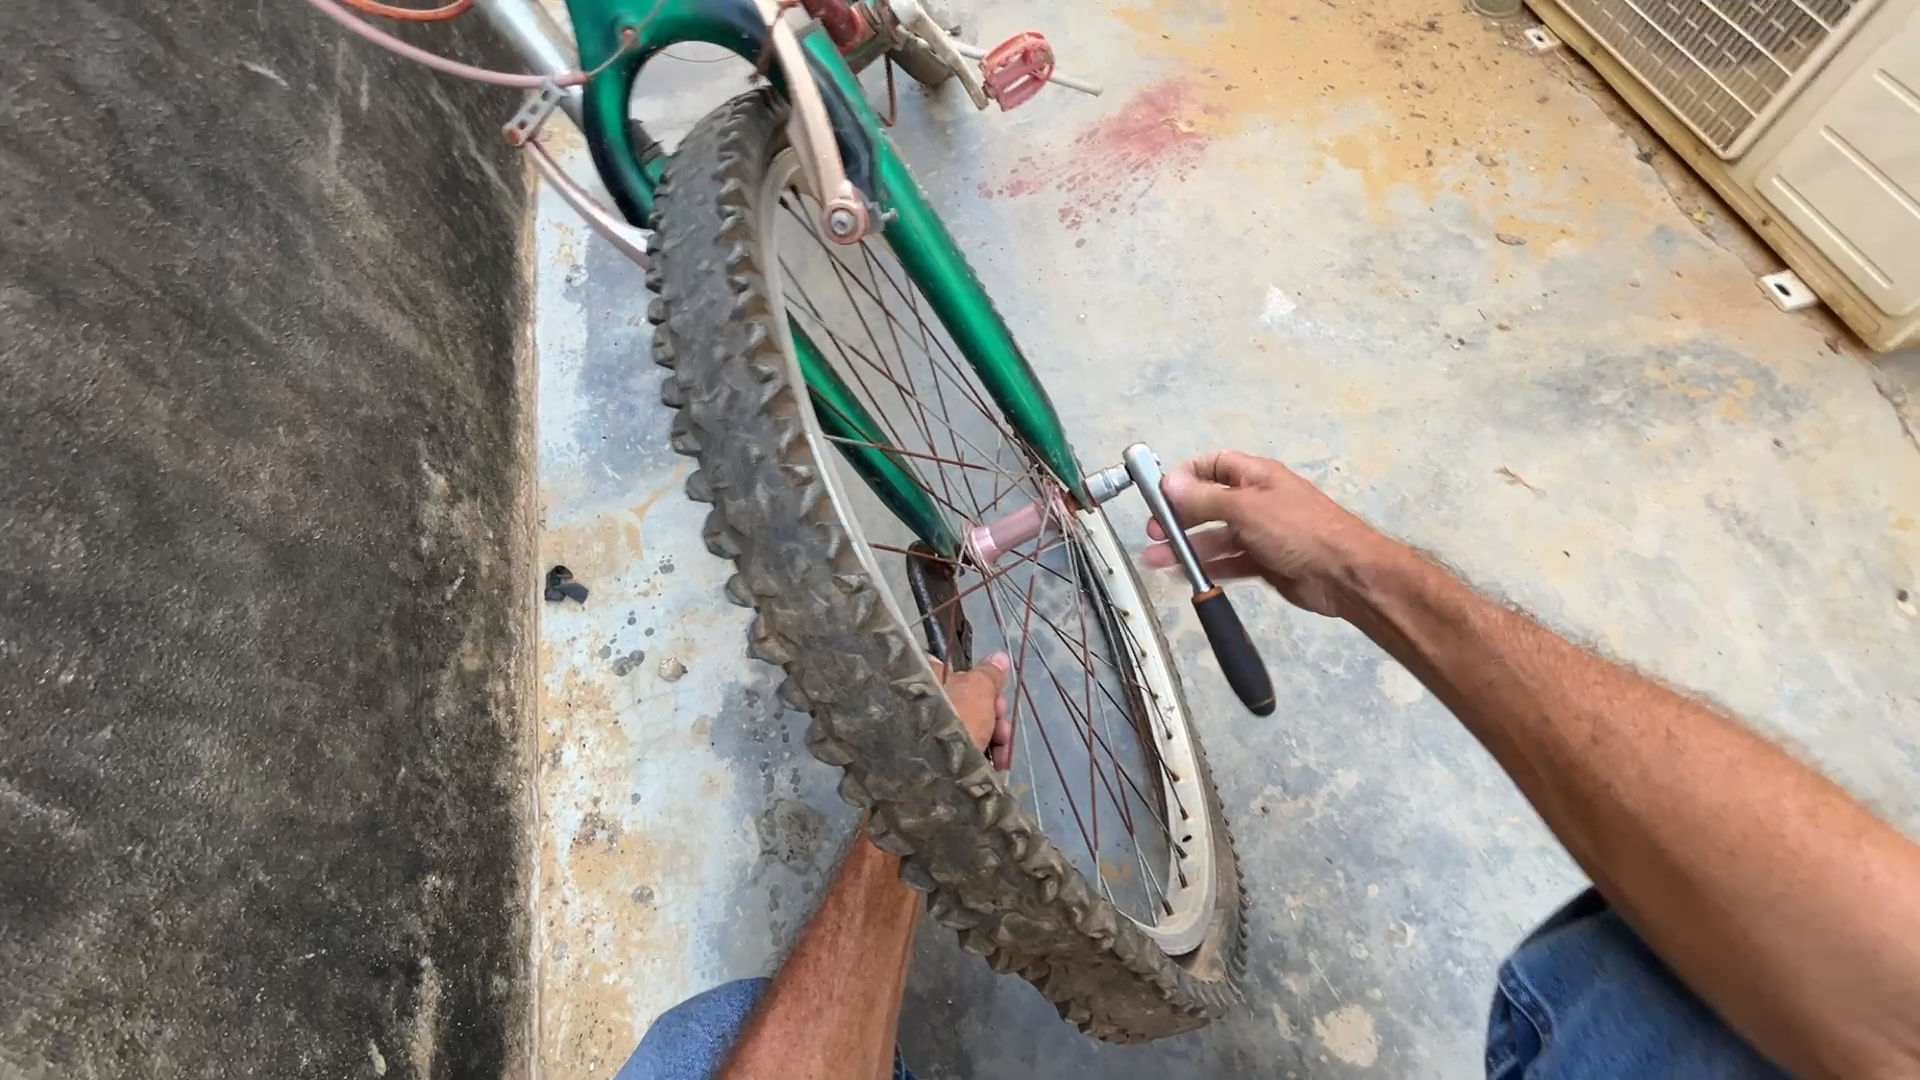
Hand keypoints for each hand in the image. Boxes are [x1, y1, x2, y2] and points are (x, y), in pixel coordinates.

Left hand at [930, 652, 1013, 770]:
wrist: (937, 771)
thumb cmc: (956, 718)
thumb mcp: (978, 689)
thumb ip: (990, 674)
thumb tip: (999, 656)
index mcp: (931, 677)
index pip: (958, 672)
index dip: (983, 685)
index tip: (997, 698)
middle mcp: (927, 701)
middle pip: (971, 701)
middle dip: (995, 715)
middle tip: (1002, 729)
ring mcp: (930, 729)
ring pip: (973, 726)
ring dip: (995, 737)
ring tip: (1002, 754)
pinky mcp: (937, 756)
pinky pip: (967, 748)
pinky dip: (985, 754)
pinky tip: (997, 764)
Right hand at [1142, 450, 1384, 619]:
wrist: (1345, 575)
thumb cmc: (1298, 530)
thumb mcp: (1246, 508)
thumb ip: (1204, 498)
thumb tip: (1169, 483)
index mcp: (1255, 477)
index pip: (1214, 465)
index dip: (1186, 475)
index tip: (1161, 492)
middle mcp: (1255, 501)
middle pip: (1208, 504)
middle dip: (1179, 516)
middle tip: (1153, 531)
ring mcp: (1259, 533)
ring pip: (1214, 537)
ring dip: (1186, 547)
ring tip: (1156, 559)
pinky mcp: (1263, 562)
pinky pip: (1228, 561)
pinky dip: (1207, 567)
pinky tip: (1185, 575)